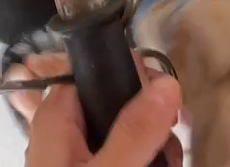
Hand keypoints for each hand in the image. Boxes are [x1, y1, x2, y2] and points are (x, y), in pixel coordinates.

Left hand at [24, 73, 183, 166]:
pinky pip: (126, 161)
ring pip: (129, 138)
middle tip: (170, 153)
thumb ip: (136, 130)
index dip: (136, 81)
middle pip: (120, 105)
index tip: (169, 104)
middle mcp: (66, 132)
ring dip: (155, 153)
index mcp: (59, 114)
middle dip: (153, 128)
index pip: (99, 72)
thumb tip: (167, 82)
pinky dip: (145, 166)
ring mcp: (79, 161)